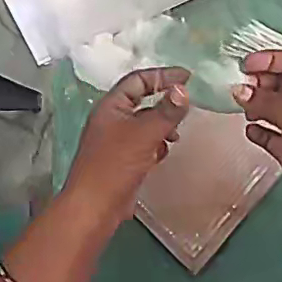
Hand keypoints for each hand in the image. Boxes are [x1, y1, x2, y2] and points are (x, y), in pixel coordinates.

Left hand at [65, 66, 191, 213]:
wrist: (94, 206)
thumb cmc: (115, 164)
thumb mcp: (145, 134)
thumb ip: (166, 111)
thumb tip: (182, 90)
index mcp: (111, 106)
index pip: (138, 80)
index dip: (162, 75)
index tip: (187, 77)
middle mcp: (111, 119)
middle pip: (141, 100)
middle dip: (164, 101)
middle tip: (186, 103)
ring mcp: (115, 140)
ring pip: (143, 123)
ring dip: (162, 125)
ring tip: (177, 133)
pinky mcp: (121, 160)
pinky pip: (143, 143)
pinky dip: (156, 143)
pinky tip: (164, 152)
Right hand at [231, 50, 281, 221]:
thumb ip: (269, 102)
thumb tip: (238, 90)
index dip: (269, 61)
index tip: (245, 65)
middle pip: (277, 84)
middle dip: (258, 83)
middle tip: (240, 89)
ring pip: (270, 109)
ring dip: (255, 106)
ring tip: (245, 110)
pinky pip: (268, 135)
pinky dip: (258, 131)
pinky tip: (251, 129)